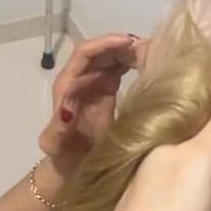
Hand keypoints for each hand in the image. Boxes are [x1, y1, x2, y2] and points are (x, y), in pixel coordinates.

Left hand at [38, 34, 142, 176]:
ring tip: (153, 53)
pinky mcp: (105, 89)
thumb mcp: (57, 145)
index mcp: (67, 85)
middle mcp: (80, 79)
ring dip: (129, 51)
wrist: (70, 168)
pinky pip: (119, 68)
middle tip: (149, 47)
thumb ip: (58, 128)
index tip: (128, 42)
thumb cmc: (63, 157)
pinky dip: (132, 62)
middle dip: (121, 44)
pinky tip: (149, 63)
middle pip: (100, 51)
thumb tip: (66, 108)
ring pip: (110, 57)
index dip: (104, 44)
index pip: (84, 54)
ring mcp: (93, 83)